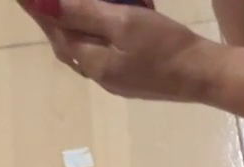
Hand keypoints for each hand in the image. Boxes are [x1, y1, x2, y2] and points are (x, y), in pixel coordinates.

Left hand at [29, 0, 222, 101]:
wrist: (203, 76)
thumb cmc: (165, 46)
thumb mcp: (122, 21)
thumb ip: (84, 12)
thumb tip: (48, 3)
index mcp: (95, 64)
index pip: (58, 34)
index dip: (40, 13)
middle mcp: (102, 77)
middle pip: (68, 47)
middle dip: (54, 23)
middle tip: (41, 2)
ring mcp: (118, 82)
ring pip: (86, 53)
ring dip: (74, 31)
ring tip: (66, 12)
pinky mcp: (134, 80)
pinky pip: (104, 56)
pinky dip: (95, 38)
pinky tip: (100, 26)